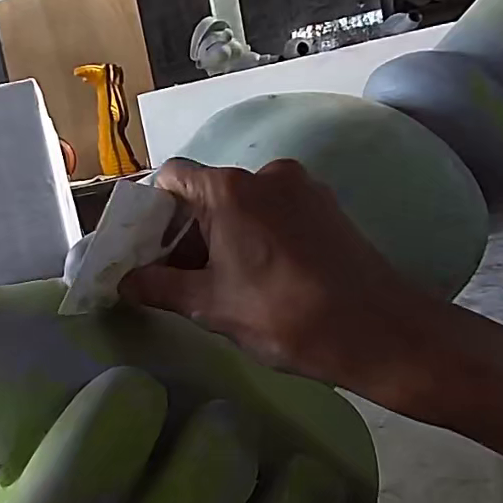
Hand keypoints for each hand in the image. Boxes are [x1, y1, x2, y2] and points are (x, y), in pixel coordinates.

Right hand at [122, 158, 438, 407]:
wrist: (378, 329)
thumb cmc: (284, 314)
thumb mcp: (212, 306)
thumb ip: (160, 286)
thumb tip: (125, 281)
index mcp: (229, 189)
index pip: (172, 176)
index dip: (153, 207)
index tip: (148, 244)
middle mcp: (266, 173)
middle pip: (209, 190)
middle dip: (189, 228)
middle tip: (182, 273)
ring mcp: (302, 186)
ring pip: (245, 202)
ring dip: (226, 232)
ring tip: (227, 279)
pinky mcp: (328, 205)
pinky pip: (277, 209)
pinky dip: (260, 231)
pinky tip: (267, 273)